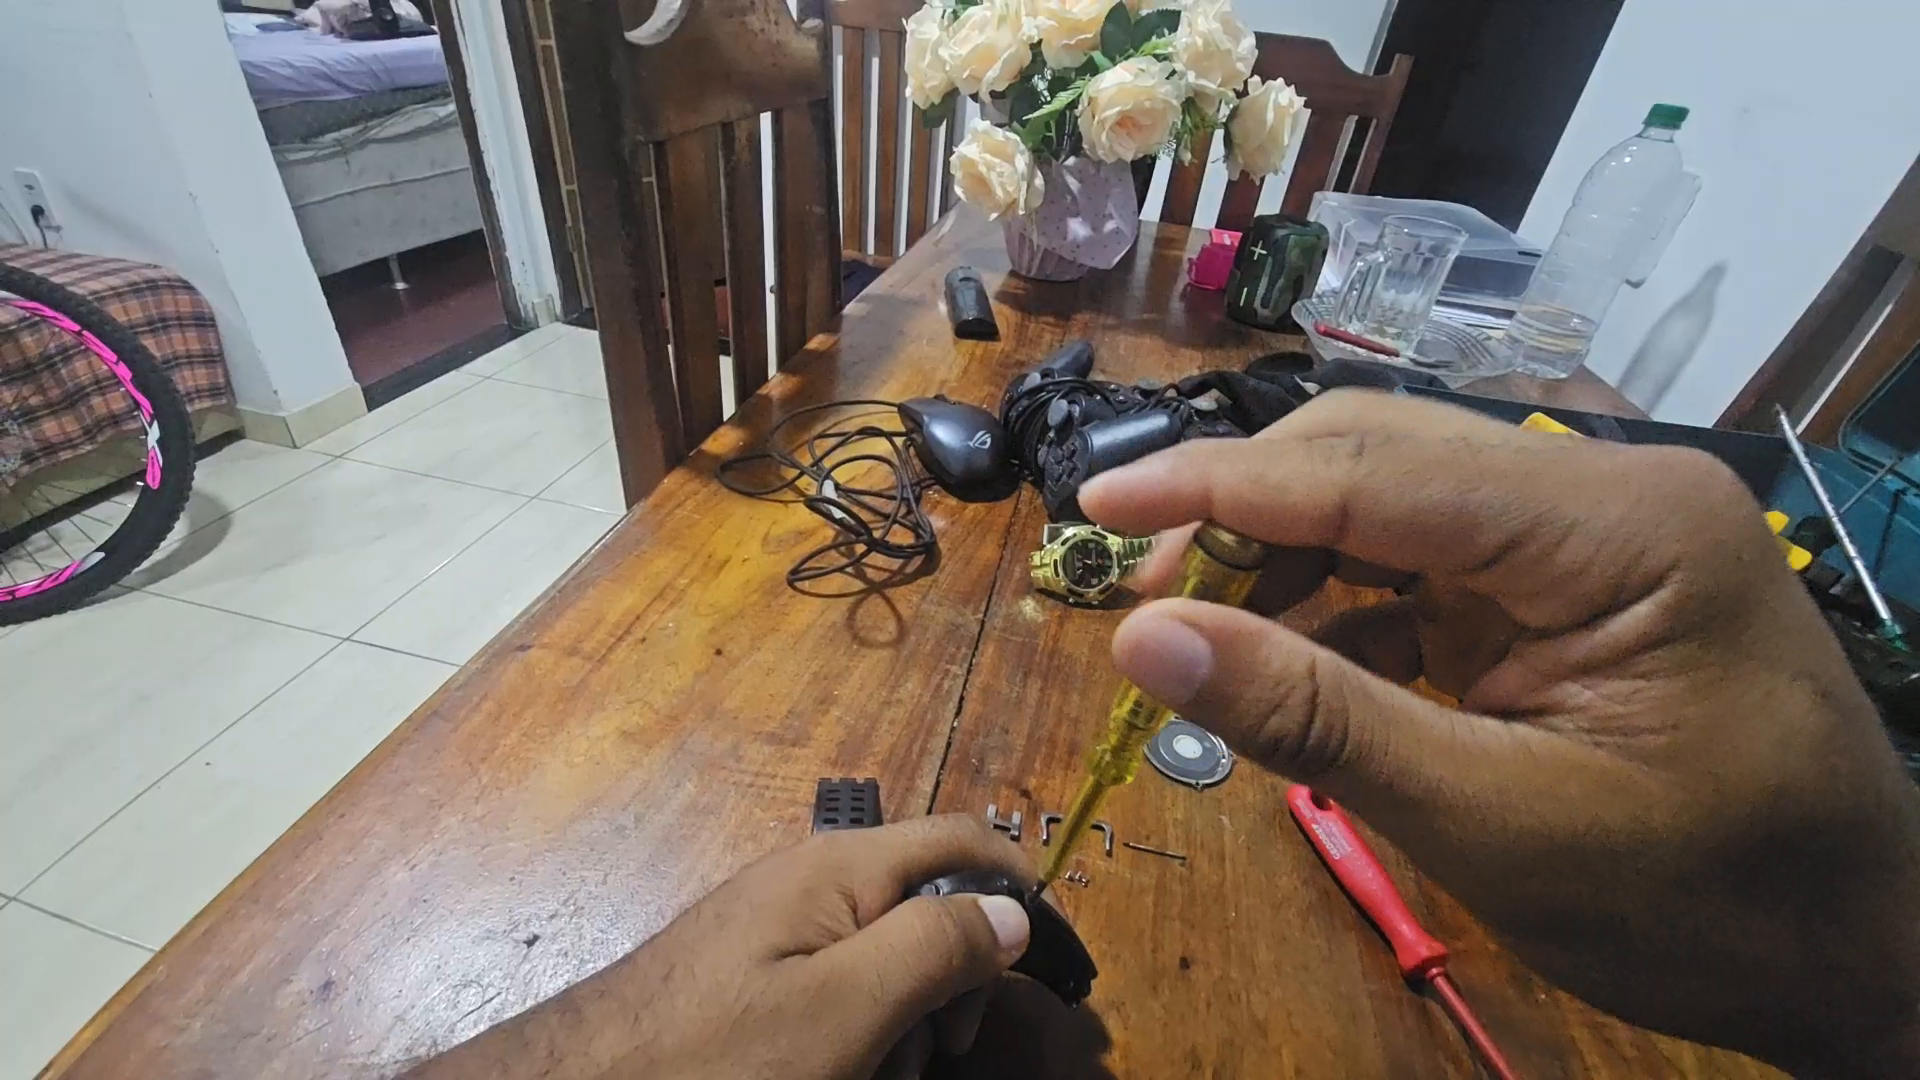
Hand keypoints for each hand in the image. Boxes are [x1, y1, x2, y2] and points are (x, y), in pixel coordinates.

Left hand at [405, 816, 1031, 1079]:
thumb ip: (934, 945)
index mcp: (844, 864)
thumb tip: (1014, 909)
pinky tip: (855, 1060)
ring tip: (904, 1062)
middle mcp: (817, 874)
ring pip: (888, 936)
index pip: (957, 835)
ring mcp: (785, 917)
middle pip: (926, 887)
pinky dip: (871, 1010)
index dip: (1014, 876)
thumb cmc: (718, 1054)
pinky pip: (843, 968)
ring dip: (917, 994)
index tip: (1053, 945)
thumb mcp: (844, 1007)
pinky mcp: (761, 960)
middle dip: (962, 956)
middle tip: (956, 1041)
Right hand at [1080, 391, 1919, 1077]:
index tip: (1099, 506)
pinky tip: (1287, 656)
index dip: (1213, 486)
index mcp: (1611, 526)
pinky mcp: (1526, 571)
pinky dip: (1313, 596)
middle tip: (1151, 598)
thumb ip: (1308, 718)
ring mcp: (1555, 526)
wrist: (1848, 955)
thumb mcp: (1486, 820)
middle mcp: (1584, 489)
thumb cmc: (1697, 903)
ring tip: (1206, 632)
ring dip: (1264, 555)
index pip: (1365, 471)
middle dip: (1234, 516)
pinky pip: (1386, 551)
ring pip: (1360, 493)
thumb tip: (1141, 641)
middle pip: (1358, 454)